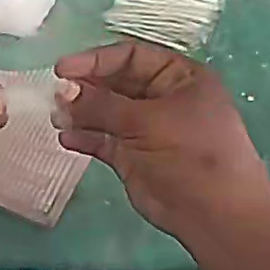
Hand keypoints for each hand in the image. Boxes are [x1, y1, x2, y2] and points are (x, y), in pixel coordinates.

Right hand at [54, 39, 269, 236]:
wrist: (213, 212)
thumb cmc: (192, 154)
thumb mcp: (148, 121)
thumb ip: (102, 105)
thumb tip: (64, 90)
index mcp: (177, 78)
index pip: (131, 57)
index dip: (96, 60)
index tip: (62, 70)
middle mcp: (160, 99)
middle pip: (114, 84)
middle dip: (85, 88)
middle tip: (56, 96)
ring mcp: (144, 129)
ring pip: (104, 113)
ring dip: (79, 114)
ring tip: (57, 118)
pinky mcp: (130, 156)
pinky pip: (102, 140)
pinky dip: (84, 138)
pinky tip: (66, 139)